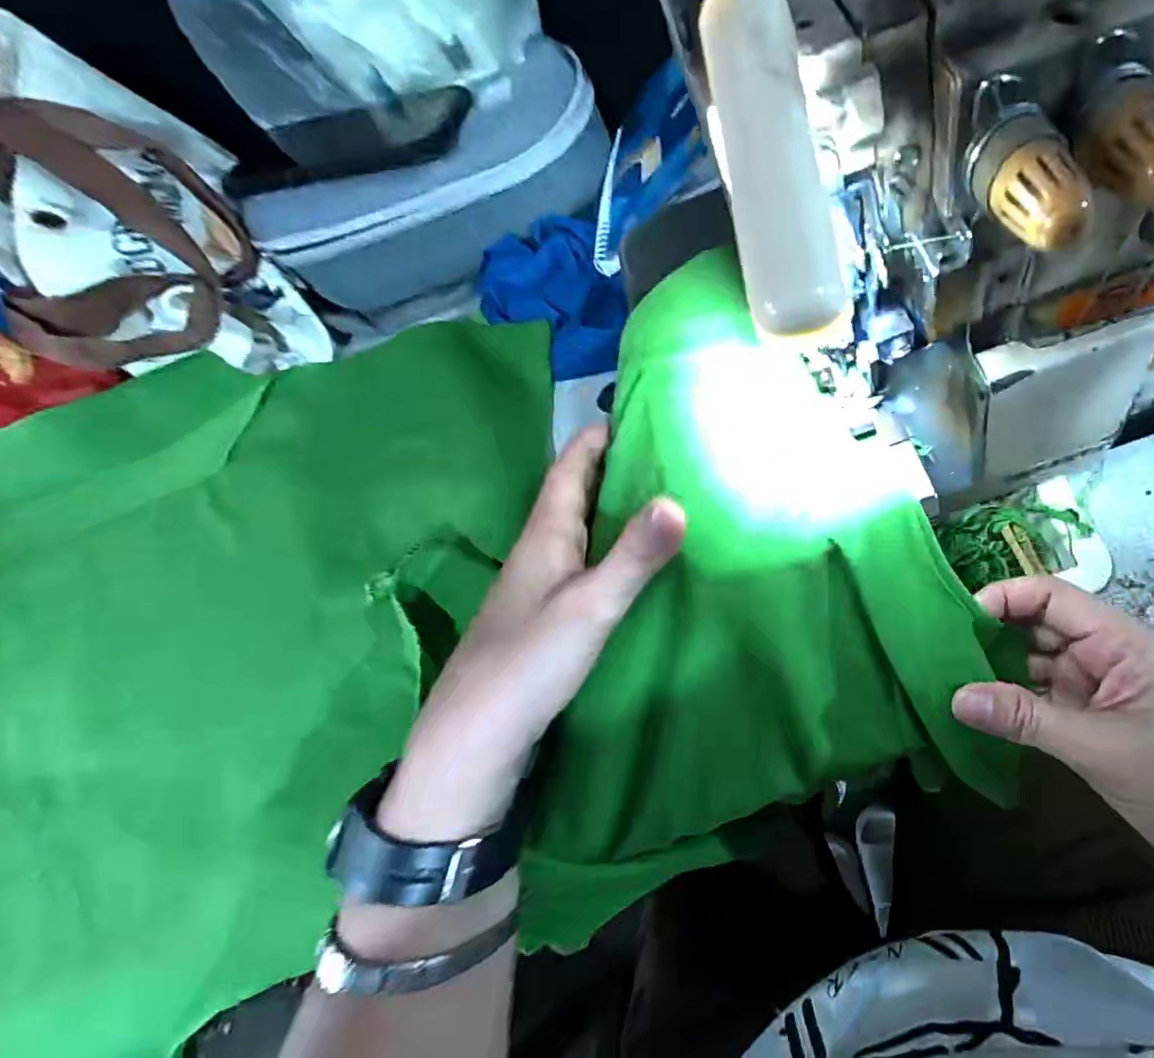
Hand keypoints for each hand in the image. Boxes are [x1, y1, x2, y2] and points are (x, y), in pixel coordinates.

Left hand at [378, 426, 684, 841]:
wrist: (474, 740)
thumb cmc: (528, 663)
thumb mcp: (591, 606)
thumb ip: (634, 555)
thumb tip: (679, 500)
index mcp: (545, 535)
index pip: (571, 467)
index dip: (600, 436)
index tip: (641, 413)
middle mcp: (541, 550)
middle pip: (579, 493)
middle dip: (618, 467)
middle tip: (671, 454)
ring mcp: (543, 583)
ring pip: (584, 528)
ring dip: (618, 507)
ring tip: (667, 497)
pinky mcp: (550, 613)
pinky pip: (588, 560)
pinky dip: (615, 546)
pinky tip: (640, 560)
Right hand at [951, 576, 1153, 870]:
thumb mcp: (1098, 748)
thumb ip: (1025, 719)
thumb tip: (955, 697)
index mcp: (1125, 640)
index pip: (1056, 597)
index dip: (1007, 598)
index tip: (959, 618)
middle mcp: (1114, 652)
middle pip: (1047, 626)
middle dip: (998, 634)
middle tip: (944, 649)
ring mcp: (1107, 684)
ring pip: (1045, 662)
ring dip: (1004, 669)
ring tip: (952, 675)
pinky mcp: (1101, 715)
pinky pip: (1052, 695)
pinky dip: (1021, 699)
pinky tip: (984, 705)